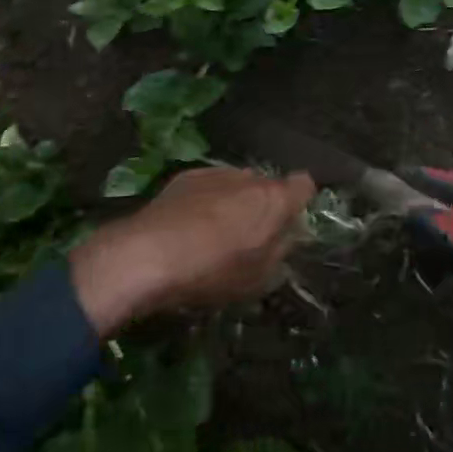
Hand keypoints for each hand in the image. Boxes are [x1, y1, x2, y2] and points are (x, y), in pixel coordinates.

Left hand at [69, 167, 315, 336]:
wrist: (146, 255)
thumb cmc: (212, 271)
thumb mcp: (258, 278)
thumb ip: (280, 251)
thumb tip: (287, 236)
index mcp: (276, 199)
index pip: (305, 184)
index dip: (300, 202)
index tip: (289, 224)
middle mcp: (251, 177)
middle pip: (268, 186)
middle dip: (264, 205)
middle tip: (250, 236)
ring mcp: (217, 173)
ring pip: (238, 184)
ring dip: (235, 201)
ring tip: (215, 232)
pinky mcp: (186, 177)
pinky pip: (210, 185)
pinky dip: (207, 199)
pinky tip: (189, 225)